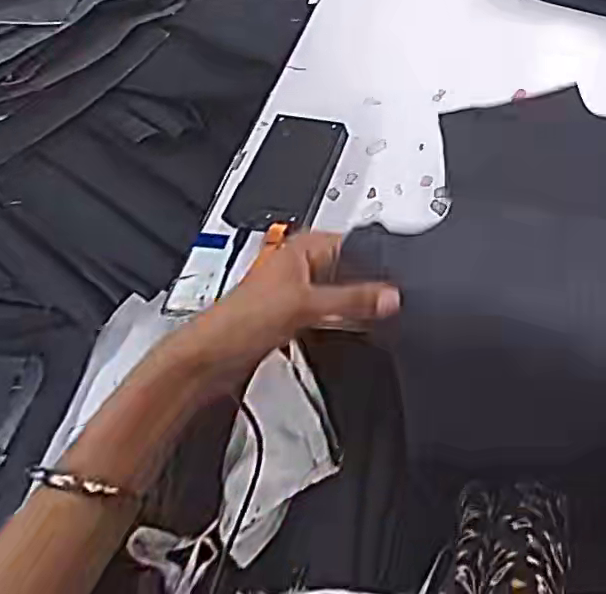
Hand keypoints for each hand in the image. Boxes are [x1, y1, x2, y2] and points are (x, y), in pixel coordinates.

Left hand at [163, 230, 398, 398]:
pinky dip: (344, 321)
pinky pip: (333, 314)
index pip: (355, 243)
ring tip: (376, 314)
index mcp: (304, 246)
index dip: (378, 259)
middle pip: (351, 270)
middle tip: (391, 298)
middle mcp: (302, 265)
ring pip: (342, 294)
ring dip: (356, 306)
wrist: (206, 361)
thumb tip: (391, 296)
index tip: (399, 276)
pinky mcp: (297, 316)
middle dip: (368, 285)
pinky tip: (356, 330)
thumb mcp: (307, 305)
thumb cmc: (236, 321)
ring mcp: (300, 291)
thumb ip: (353, 300)